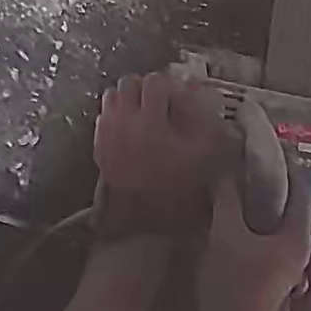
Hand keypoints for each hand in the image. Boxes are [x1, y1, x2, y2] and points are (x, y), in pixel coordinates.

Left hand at [92, 72, 224, 241]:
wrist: (142, 228)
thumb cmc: (178, 195)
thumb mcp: (205, 161)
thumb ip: (213, 129)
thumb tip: (213, 104)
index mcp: (152, 120)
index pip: (157, 82)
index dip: (172, 85)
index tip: (183, 97)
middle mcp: (125, 121)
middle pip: (129, 83)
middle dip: (147, 88)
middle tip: (162, 101)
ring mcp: (107, 133)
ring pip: (112, 97)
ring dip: (128, 99)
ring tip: (143, 113)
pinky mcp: (98, 148)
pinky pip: (104, 118)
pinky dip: (116, 117)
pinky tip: (130, 131)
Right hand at [198, 167, 310, 310]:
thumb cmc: (233, 285)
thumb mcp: (225, 235)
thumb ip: (228, 199)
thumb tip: (226, 171)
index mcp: (298, 238)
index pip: (299, 188)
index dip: (285, 163)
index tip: (268, 143)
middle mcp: (300, 252)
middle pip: (288, 208)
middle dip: (268, 184)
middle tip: (244, 162)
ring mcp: (287, 270)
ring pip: (275, 227)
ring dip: (258, 206)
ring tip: (234, 187)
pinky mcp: (271, 281)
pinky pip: (265, 242)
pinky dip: (251, 225)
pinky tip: (230, 220)